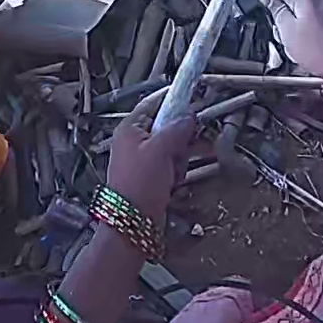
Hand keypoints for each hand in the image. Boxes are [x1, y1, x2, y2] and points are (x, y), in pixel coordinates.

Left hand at [106, 89, 197, 221]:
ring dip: (180, 158)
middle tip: (185, 147)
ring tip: (174, 171)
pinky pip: (172, 164)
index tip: (193, 99)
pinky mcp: (152, 175)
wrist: (133, 223)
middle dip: (180, 139)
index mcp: (130, 128)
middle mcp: (135, 141)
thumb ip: (177, 129)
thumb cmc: (140, 183)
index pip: (153, 103)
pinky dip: (177, 171)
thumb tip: (190, 115)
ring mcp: (143, 159)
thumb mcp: (160, 150)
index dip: (173, 101)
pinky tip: (174, 182)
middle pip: (167, 126)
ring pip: (173, 146)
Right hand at [259, 0, 322, 76]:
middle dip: (282, 9)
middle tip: (275, 26)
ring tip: (291, 40)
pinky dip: (307, 27)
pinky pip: (315, 19)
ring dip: (294, 20)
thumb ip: (276, 12)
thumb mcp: (288, 33)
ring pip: (304, 9)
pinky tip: (306, 43)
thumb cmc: (322, 52)